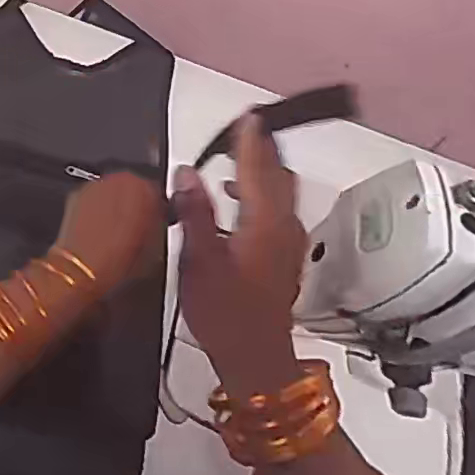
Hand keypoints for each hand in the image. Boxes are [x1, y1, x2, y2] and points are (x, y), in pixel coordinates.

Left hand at [51, 170, 160, 294]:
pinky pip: (92, 201)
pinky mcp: (75, 196)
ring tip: (115, 234)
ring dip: (114, 207)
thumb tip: (157, 224)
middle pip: (133, 189)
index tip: (156, 223)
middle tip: (136, 229)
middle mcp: (120, 180)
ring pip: (111, 193)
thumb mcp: (158, 248)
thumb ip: (161, 225)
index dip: (158, 211)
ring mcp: (95, 186)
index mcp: (147, 187)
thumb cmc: (120, 260)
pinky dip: (95, 212)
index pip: (158, 193)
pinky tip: (97, 234)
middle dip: (135, 205)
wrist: (84, 268)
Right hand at [171, 114, 307, 390]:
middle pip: (278, 176)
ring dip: (261, 171)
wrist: (255, 357)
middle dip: (262, 150)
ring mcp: (288, 243)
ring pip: (281, 193)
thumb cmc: (225, 313)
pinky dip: (261, 193)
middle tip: (244, 130)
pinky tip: (237, 201)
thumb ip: (194, 213)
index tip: (248, 116)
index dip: (251, 141)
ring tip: (236, 158)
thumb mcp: (200, 262)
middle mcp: (284, 227)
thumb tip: (185, 173)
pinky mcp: (284, 257)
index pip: (258, 169)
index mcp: (264, 223)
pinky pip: (277, 210)